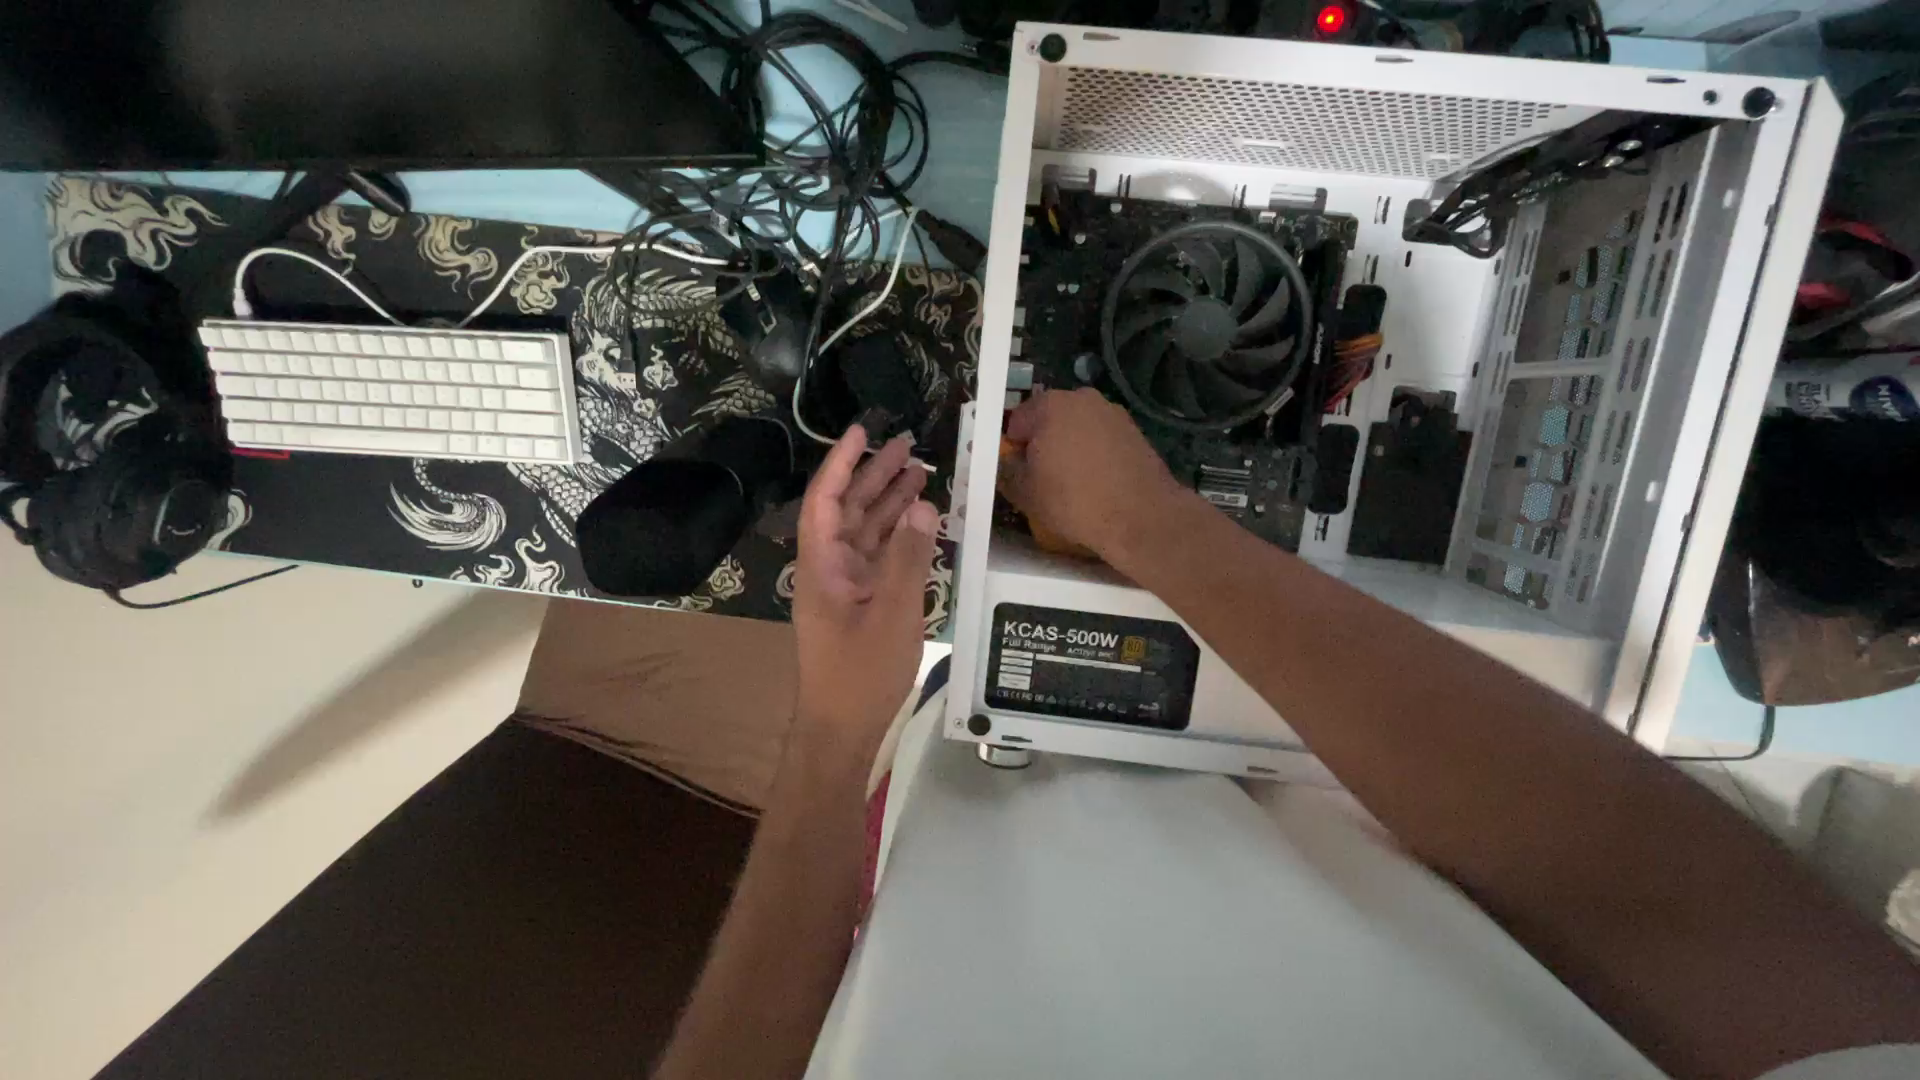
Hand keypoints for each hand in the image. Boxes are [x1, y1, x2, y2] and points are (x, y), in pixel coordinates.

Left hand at [792, 426, 939, 751]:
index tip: (862, 432)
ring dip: (890, 503)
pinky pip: (879, 559)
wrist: (841, 729)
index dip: (840, 462)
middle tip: (909, 446)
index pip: (826, 500)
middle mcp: (830, 568)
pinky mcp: (861, 604)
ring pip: (866, 533)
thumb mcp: (893, 614)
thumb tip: (922, 506)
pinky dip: (899, 538)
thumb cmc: (860, 674)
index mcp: (822, 564)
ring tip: (921, 472)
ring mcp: (846, 587)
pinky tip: (922, 522)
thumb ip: (909, 558)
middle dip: (875, 476)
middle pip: (849, 510)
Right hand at [1000, 387, 1189, 563]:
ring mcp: (1113, 413)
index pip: (1017, 421)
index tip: (1020, 474)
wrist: (1140, 516)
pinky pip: (1102, 440)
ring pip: (1078, 429)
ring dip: (1070, 448)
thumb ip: (1006, 470)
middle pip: (1049, 420)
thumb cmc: (1073, 501)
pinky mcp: (1134, 431)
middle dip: (1043, 444)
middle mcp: (1083, 398)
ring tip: (1074, 484)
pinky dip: (1095, 455)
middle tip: (1044, 479)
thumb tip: (1005, 462)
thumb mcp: (1025, 492)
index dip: (1014, 449)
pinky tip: (1098, 483)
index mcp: (1050, 405)